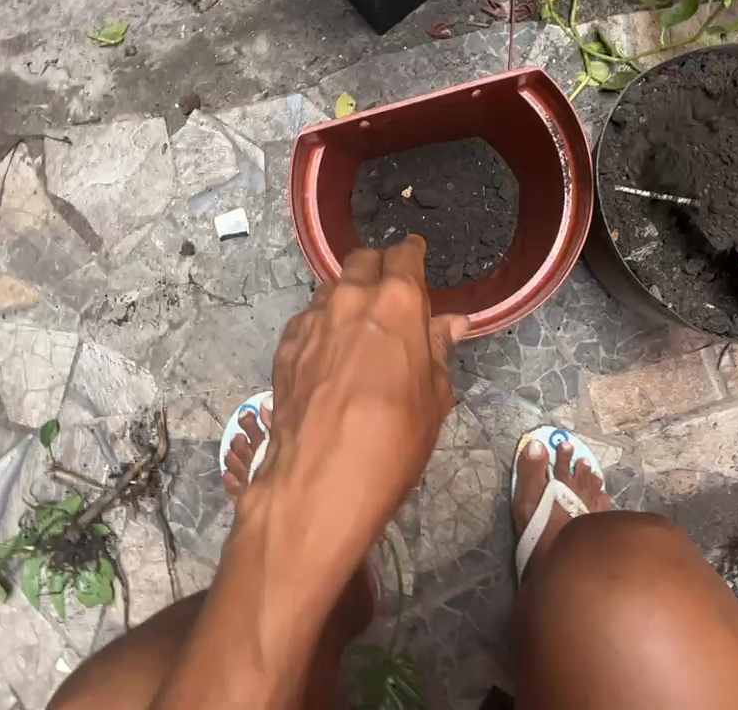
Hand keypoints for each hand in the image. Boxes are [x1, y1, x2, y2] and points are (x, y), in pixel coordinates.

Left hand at [255, 235, 469, 532]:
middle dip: (379, 270)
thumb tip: (452, 323)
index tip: (416, 260)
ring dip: (348, 297)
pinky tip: (330, 359)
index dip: (413, 256)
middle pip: (363, 261)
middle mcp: (351, 297)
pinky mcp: (285, 345)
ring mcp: (311, 319)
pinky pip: (308, 320)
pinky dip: (323, 326)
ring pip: (332, 288)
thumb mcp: (435, 396)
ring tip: (359, 330)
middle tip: (391, 297)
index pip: (405, 255)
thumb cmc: (393, 439)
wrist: (318, 481)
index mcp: (397, 301)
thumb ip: (438, 349)